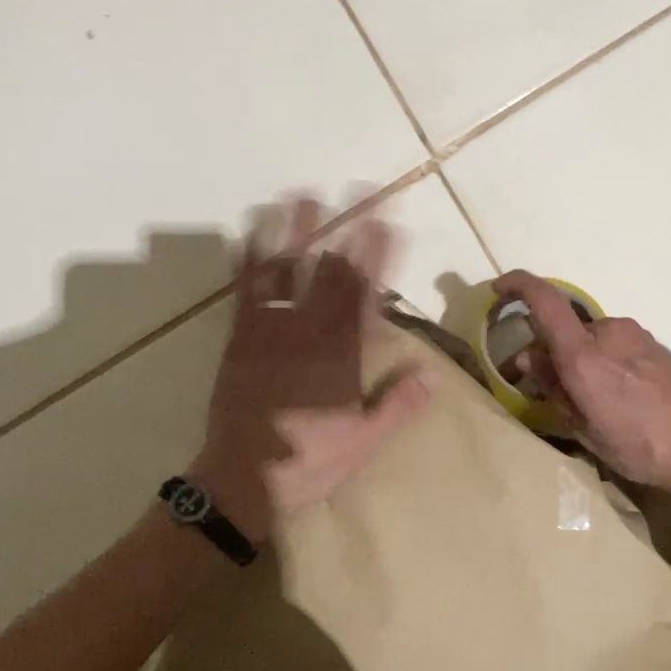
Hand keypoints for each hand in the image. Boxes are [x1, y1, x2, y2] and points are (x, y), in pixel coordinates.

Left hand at [190, 195, 431, 543]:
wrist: (243, 481)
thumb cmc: (308, 462)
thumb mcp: (364, 442)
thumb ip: (397, 404)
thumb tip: (431, 372)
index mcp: (342, 358)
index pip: (367, 297)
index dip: (379, 257)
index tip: (390, 223)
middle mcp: (307, 334)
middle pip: (332, 273)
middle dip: (348, 229)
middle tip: (358, 190)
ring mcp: (269, 332)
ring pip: (286, 273)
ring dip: (296, 232)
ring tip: (303, 194)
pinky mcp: (239, 340)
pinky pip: (245, 293)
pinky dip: (248, 261)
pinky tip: (249, 233)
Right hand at [492, 270, 670, 495]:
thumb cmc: (639, 447)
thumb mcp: (584, 428)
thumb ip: (553, 387)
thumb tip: (528, 356)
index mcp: (584, 355)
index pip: (544, 301)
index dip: (518, 285)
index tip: (499, 290)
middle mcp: (609, 334)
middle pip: (567, 330)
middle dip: (553, 352)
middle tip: (552, 389)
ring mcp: (637, 336)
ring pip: (593, 340)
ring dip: (583, 361)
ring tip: (593, 403)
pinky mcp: (656, 346)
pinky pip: (617, 347)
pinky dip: (606, 364)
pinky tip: (621, 400)